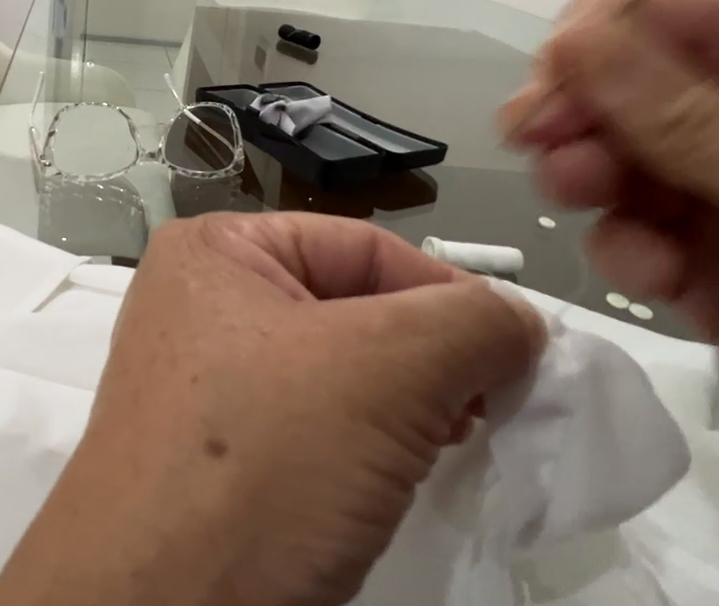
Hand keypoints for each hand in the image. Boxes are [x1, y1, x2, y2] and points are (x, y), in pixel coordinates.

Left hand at [0, 213, 543, 605]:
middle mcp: (202, 305)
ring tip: (448, 440)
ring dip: (406, 403)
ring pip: (338, 371)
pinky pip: (312, 424)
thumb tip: (517, 321)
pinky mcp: (219, 453)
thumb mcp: (382, 368)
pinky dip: (367, 442)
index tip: (517, 350)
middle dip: (429, 355)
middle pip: (353, 307)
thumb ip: (468, 322)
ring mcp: (206, 382)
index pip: (364, 246)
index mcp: (217, 251)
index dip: (448, 292)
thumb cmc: (254, 467)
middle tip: (485, 403)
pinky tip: (396, 472)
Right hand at [501, 0, 718, 605]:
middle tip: (532, 130)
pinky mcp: (713, 291)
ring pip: (631, 166)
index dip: (621, 30)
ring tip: (572, 190)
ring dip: (589, 170)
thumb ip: (694, 116)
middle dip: (588, 106)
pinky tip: (645, 274)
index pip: (712, 27)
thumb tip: (576, 39)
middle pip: (653, 96)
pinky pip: (638, 242)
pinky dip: (622, 247)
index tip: (552, 59)